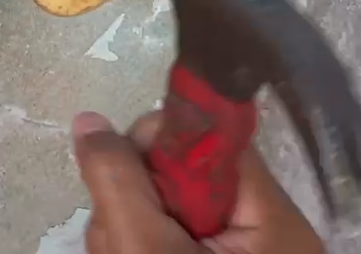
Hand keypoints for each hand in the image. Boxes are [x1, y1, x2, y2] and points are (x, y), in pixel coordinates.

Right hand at [72, 112, 324, 253]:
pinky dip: (135, 251)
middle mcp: (262, 235)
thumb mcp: (146, 253)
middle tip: (125, 247)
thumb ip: (116, 179)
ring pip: (160, 210)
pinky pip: (162, 241)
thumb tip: (89, 120)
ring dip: (124, 235)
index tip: (129, 181)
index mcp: (271, 220)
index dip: (153, 145)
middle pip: (175, 175)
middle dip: (130, 203)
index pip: (202, 138)